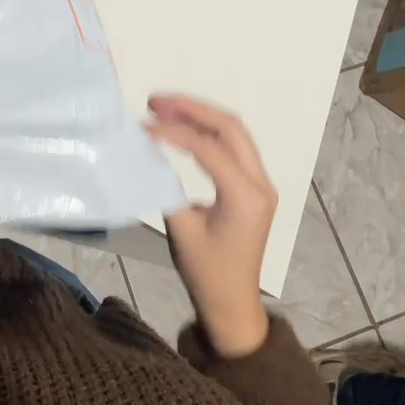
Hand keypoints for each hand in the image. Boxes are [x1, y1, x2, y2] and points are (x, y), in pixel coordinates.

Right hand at [146, 94, 276, 357]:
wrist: (232, 304)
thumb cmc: (206, 271)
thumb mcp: (181, 227)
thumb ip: (166, 184)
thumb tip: (148, 149)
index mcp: (245, 196)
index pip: (207, 147)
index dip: (173, 131)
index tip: (143, 126)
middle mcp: (260, 183)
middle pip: (229, 127)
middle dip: (191, 108)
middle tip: (154, 101)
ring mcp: (260, 183)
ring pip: (233, 132)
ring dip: (199, 114)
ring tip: (163, 107)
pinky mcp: (253, 186)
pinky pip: (233, 145)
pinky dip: (206, 130)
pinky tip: (180, 126)